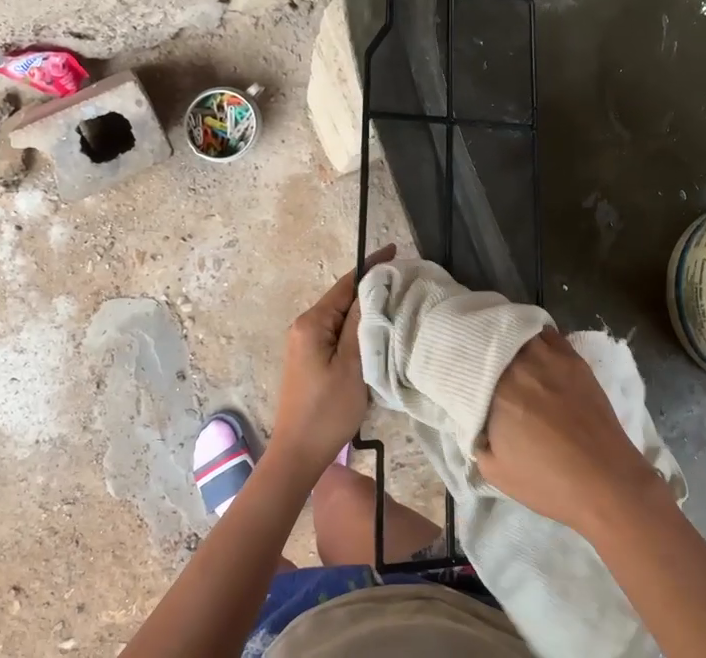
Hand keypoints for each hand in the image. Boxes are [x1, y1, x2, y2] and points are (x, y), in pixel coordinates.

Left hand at [267, 244, 395, 471]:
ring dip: (366, 311)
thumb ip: (361, 325)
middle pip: (343, 298)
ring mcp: (305, 344)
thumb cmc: (327, 410)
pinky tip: (378, 333)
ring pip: (341, 318)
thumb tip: (373, 289)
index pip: (345, 284)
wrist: (298, 454)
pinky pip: (337, 334)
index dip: (371, 267)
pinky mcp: (310, 360)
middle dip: (372, 289)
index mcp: (312, 323)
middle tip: (406, 282)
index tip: (395, 251)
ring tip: (399, 305)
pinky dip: (358, 329)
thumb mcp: (352, 365)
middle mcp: (304, 327)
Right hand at [477, 328, 666, 535]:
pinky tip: (533, 350)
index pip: (467, 364)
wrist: (604, 482)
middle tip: (478, 362)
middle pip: (491, 342)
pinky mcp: (574, 359)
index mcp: (494, 391)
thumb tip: (474, 417)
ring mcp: (549, 358)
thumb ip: (475, 436)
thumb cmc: (546, 482)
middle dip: (481, 350)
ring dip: (506, 339)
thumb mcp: (494, 469)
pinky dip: (534, 337)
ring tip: (503, 351)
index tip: (460, 376)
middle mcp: (520, 365)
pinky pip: (548, 335)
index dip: (462, 369)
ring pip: (518, 333)